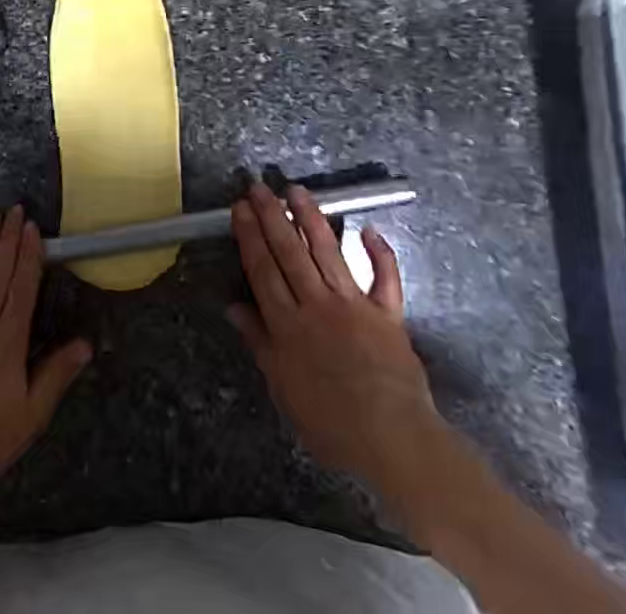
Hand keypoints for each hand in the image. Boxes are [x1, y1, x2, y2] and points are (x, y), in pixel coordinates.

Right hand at [228, 182, 437, 475]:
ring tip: (297, 191)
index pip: (262, 269)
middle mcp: (317, 305)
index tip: (239, 209)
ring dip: (311, 219)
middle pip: (290, 252)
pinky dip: (379, 252)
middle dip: (272, 216)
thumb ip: (259, 342)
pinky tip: (368, 229)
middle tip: (259, 187)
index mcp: (288, 324)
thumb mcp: (281, 386)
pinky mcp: (388, 314)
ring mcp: (355, 305)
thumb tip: (234, 307)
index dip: (249, 236)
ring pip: (328, 252)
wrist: (391, 438)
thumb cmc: (328, 421)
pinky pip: (385, 277)